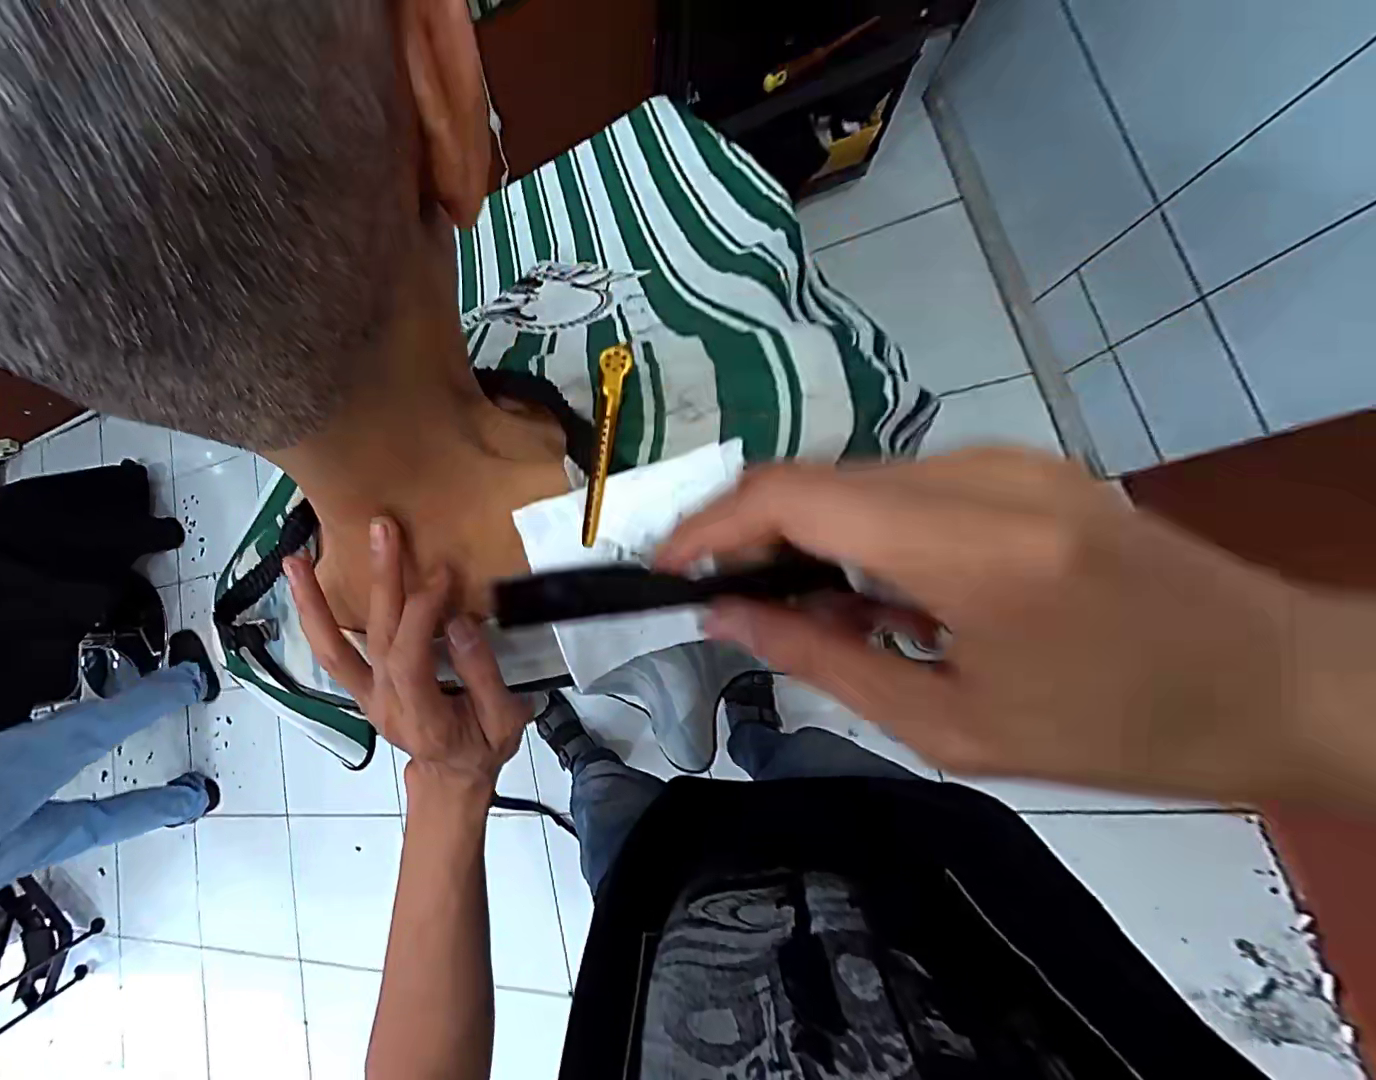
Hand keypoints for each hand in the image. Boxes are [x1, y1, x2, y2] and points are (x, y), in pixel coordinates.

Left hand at [284, 516, 528, 794]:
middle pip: (376, 637)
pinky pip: (331, 653)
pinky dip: (315, 619)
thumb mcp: (503, 722)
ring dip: (314, 602)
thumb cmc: (479, 750)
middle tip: (383, 530)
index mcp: (423, 717)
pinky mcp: (361, 686)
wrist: (449, 776)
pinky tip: (301, 586)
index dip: (423, 612)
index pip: (410, 657)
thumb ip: (483, 675)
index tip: (441, 575)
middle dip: (381, 579)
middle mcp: (385, 703)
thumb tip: (461, 625)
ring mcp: (367, 694)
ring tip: (295, 562)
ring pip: (333, 648)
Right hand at [657, 447, 1317, 803]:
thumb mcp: (946, 722)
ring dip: (791, 534)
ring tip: (797, 603)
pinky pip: (883, 485)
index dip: (710, 524)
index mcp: (973, 547)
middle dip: (739, 532)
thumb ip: (815, 658)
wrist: (1297, 683)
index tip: (666, 564)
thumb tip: (721, 615)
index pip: (793, 497)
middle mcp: (982, 476)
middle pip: (804, 479)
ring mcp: (1000, 459)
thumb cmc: (1121, 727)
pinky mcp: (1009, 462)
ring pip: (837, 480)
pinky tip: (865, 586)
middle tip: (717, 593)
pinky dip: (842, 529)